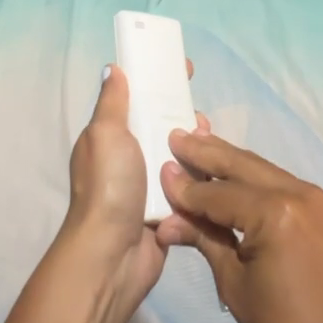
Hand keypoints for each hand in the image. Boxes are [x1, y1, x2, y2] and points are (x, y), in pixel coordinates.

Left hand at [0, 62, 203, 322]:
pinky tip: (217, 171)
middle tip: (200, 118)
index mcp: (111, 135)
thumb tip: (113, 68)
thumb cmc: (108, 186)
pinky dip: (202, 177)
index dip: (158, 79)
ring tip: (209, 144)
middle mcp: (130, 156)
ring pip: (182, 154)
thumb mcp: (106, 133)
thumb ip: (113, 101)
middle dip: (185, 115)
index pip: (137, 98)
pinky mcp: (170, 208)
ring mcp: (150, 183)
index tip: (183, 67)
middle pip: (164, 125)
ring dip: (197, 147)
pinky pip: (191, 184)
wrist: (113, 255)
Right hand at [157, 130, 322, 322]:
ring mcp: (318, 200)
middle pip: (243, 166)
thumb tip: (167, 216)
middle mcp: (300, 194)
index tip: (160, 170)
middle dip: (207, 152)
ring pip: (263, 170)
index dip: (186, 187)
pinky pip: (280, 185)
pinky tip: (231, 174)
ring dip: (229, 161)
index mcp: (277, 214)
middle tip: (176, 134)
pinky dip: (253, 179)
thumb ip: (204, 239)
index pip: (219, 193)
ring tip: (197, 144)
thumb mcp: (235, 286)